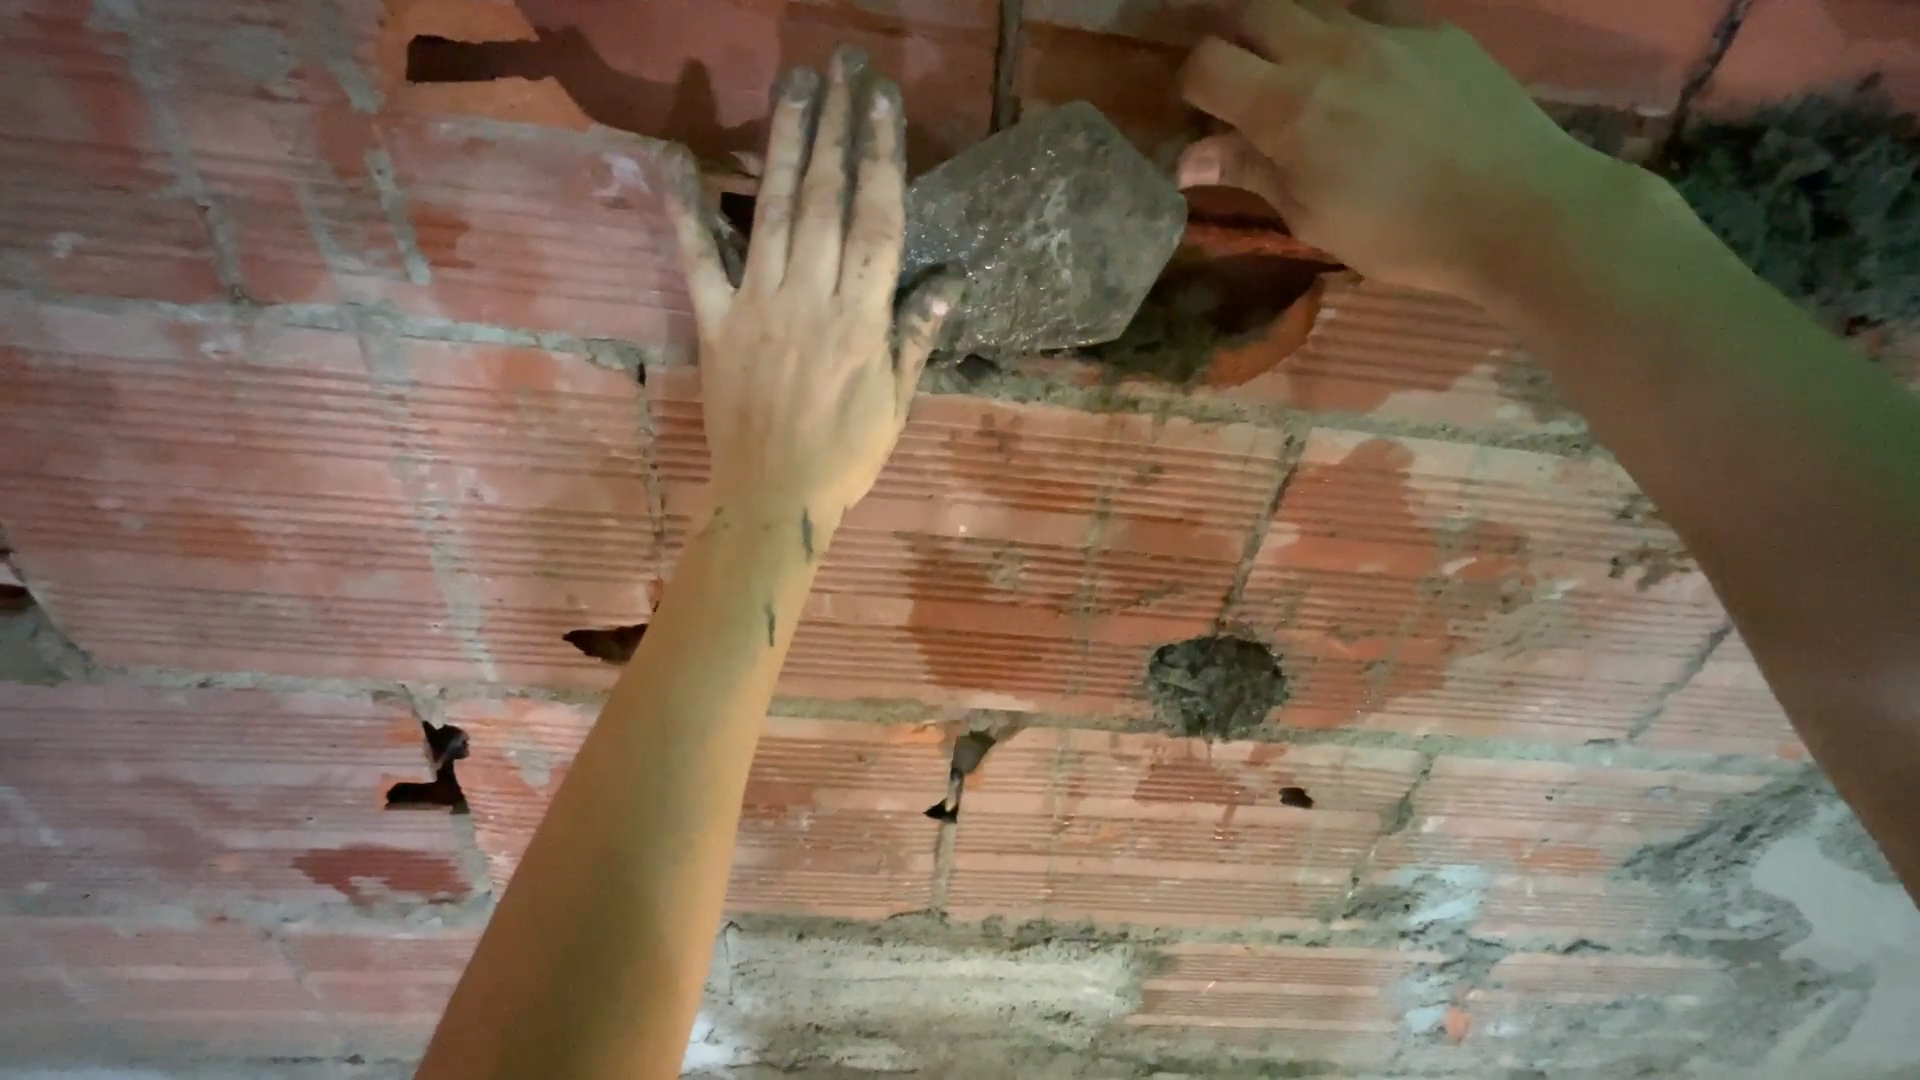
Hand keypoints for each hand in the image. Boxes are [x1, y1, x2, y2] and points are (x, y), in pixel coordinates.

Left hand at [664, 47, 963, 535]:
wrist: (774, 497)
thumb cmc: (846, 457)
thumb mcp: (895, 406)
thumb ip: (914, 339)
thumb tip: (950, 283)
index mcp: (861, 320)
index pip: (879, 222)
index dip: (882, 155)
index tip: (883, 101)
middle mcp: (810, 298)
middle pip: (827, 200)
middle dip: (837, 127)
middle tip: (841, 65)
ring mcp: (757, 306)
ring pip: (775, 212)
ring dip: (785, 144)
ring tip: (795, 86)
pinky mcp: (715, 323)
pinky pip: (698, 261)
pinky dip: (684, 211)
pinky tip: (673, 159)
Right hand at [1177, 0, 1606, 296]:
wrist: (1515, 208)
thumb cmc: (1397, 234)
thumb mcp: (1309, 215)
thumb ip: (1251, 171)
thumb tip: (1189, 160)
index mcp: (1288, 107)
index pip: (1207, 63)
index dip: (1189, 83)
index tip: (1196, 111)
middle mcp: (1329, 49)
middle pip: (1253, 8)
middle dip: (1229, 38)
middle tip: (1232, 77)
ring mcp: (1386, 30)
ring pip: (1312, 3)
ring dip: (1285, 32)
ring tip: (1291, 74)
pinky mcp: (1432, 29)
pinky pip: (1371, 11)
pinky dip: (1344, 34)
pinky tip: (1358, 74)